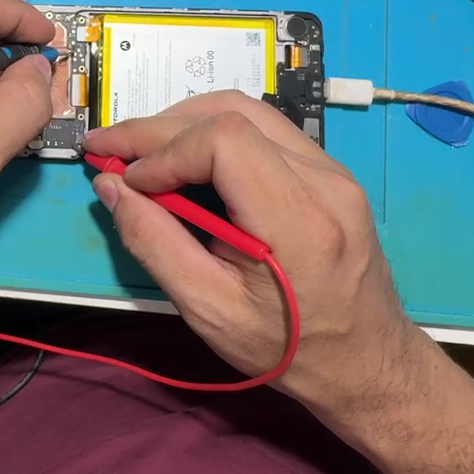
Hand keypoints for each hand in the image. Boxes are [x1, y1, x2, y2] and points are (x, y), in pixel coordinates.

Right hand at [84, 91, 431, 419]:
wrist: (366, 364)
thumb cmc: (287, 348)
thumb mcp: (207, 309)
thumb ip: (153, 242)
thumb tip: (109, 186)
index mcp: (300, 219)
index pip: (224, 140)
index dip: (163, 151)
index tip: (127, 182)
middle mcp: (324, 179)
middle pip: (229, 112)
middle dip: (157, 127)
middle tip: (106, 149)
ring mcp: (331, 169)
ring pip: (244, 110)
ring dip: (181, 123)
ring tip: (138, 152)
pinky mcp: (326, 171)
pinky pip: (260, 128)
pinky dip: (208, 133)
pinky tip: (180, 159)